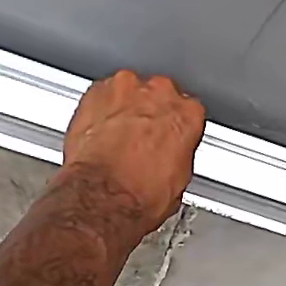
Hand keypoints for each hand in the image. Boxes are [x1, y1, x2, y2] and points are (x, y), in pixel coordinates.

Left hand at [60, 70, 206, 238]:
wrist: (102, 196)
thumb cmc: (138, 195)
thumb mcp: (177, 186)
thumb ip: (179, 159)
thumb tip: (172, 163)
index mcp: (187, 115)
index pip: (188, 113)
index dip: (176, 131)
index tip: (169, 143)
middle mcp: (160, 93)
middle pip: (158, 97)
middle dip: (149, 117)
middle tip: (140, 145)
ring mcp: (126, 88)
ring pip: (128, 94)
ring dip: (124, 113)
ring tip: (116, 143)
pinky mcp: (96, 92)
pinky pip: (100, 97)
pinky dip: (99, 113)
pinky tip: (98, 137)